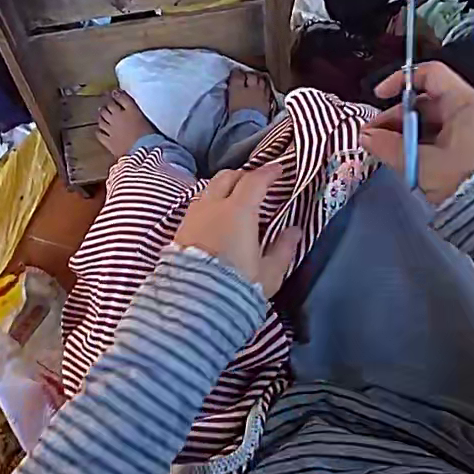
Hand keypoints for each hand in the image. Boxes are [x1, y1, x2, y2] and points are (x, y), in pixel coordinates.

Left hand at [172, 161, 302, 296]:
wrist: (194, 303)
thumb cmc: (237, 285)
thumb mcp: (269, 272)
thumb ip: (283, 248)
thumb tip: (294, 231)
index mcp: (239, 211)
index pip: (254, 180)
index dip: (268, 172)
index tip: (278, 170)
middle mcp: (213, 207)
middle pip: (227, 177)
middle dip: (243, 175)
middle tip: (256, 182)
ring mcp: (193, 217)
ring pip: (208, 190)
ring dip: (223, 188)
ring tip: (234, 198)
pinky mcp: (179, 231)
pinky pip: (196, 206)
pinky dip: (209, 203)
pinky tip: (214, 216)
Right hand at [361, 62, 473, 204]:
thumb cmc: (466, 182)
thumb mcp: (422, 164)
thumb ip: (389, 147)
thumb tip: (367, 137)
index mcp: (465, 103)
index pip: (430, 74)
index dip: (401, 81)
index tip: (380, 96)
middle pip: (427, 101)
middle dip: (398, 117)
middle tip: (375, 135)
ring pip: (434, 121)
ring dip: (408, 132)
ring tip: (388, 150)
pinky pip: (445, 135)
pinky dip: (424, 142)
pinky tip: (409, 157)